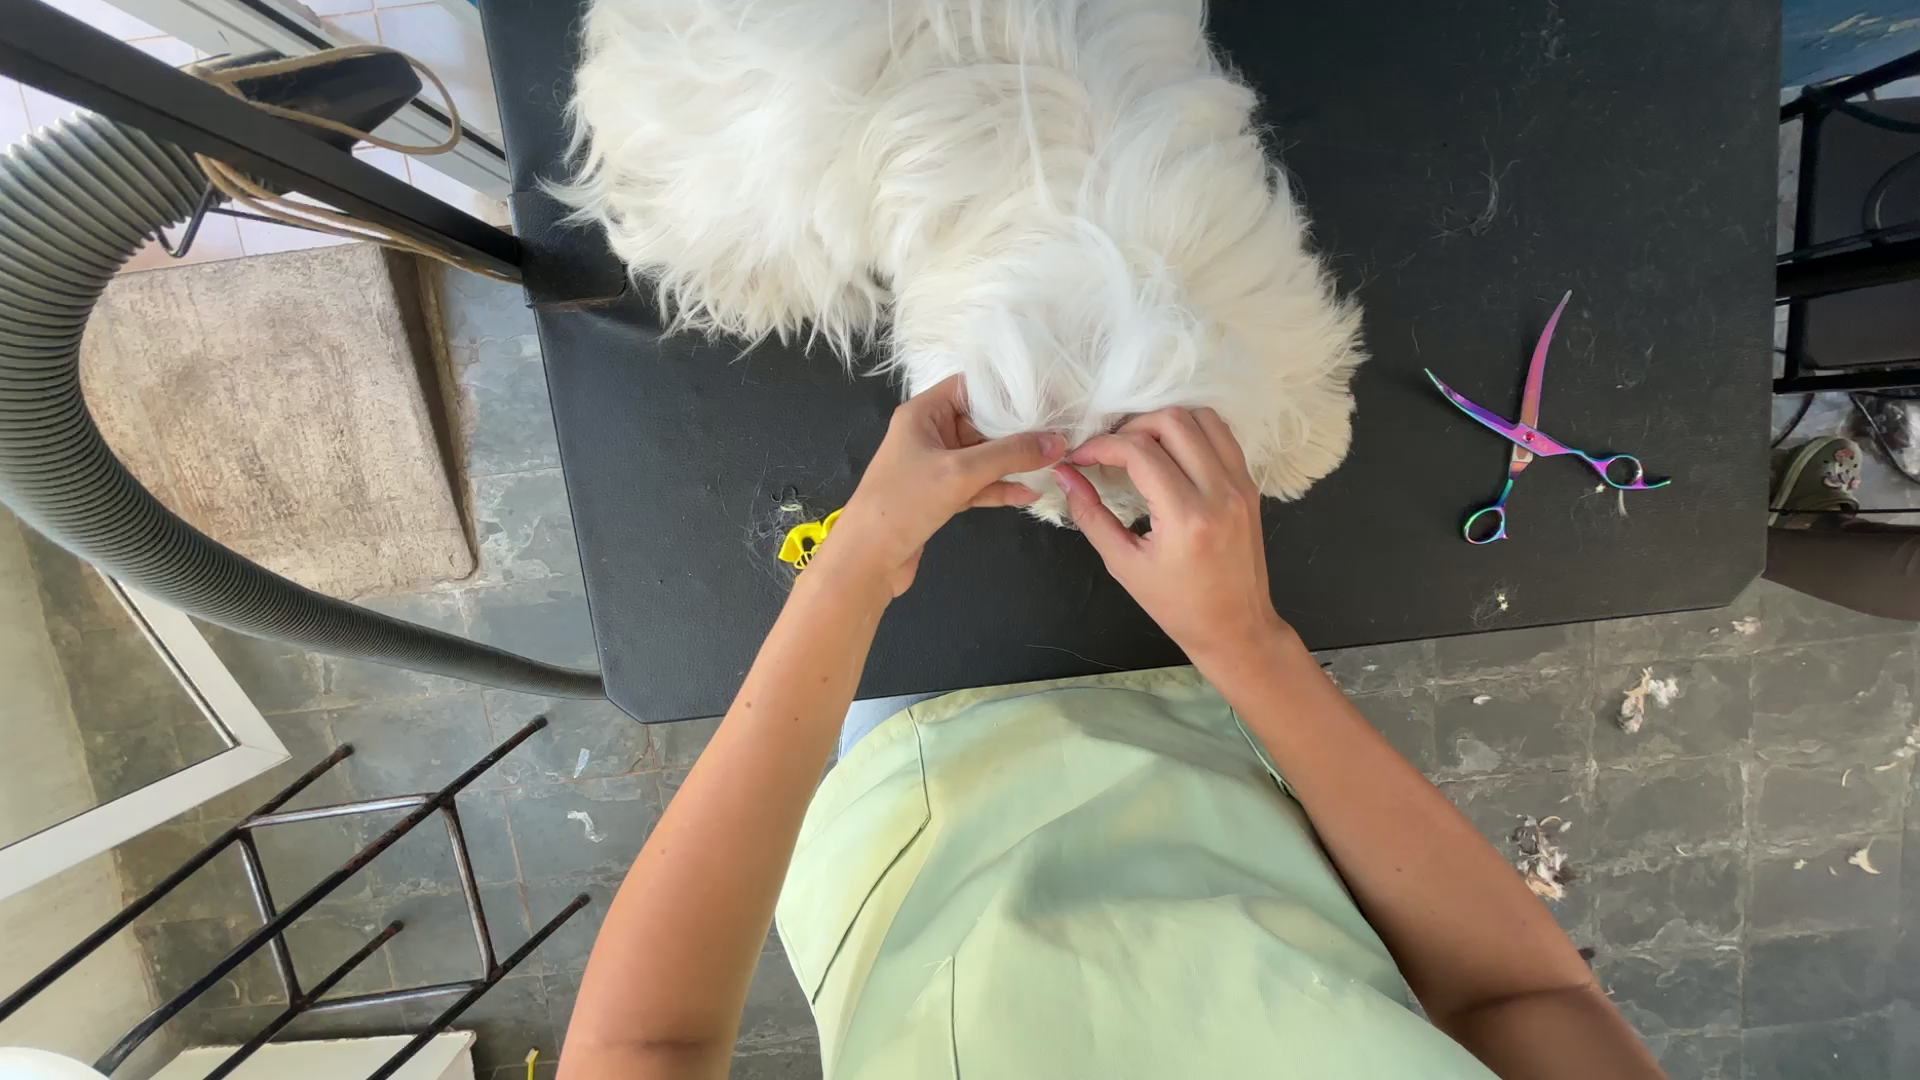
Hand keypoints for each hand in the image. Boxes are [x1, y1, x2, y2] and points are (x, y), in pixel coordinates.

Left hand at [816, 375, 1063, 597]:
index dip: (1007, 389)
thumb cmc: (904, 503)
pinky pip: (978, 485)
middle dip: (1018, 429)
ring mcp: (935, 467)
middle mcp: (929, 434)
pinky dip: (1001, 488)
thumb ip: (1010, 454)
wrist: (866, 560)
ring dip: (1014, 462)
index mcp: (923, 413)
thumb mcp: (960, 472)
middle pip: (981, 422)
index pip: (971, 387)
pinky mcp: (940, 497)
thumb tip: (1058, 442)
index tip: (1047, 395)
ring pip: (983, 457)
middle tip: (1061, 430)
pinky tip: (1029, 493)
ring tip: (1054, 462)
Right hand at [1054, 407, 1291, 670]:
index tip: (1081, 458)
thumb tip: (1064, 475)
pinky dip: (1191, 431)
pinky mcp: (1249, 484)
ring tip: (1138, 445)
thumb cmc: (1175, 604)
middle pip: (1172, 422)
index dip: (1102, 447)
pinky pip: (1221, 435)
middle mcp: (1219, 492)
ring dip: (1163, 422)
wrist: (1235, 627)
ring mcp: (1241, 485)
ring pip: (1202, 418)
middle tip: (1109, 451)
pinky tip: (1169, 451)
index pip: (1139, 452)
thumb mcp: (1122, 563)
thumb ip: (1090, 515)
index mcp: (1186, 517)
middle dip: (1130, 428)